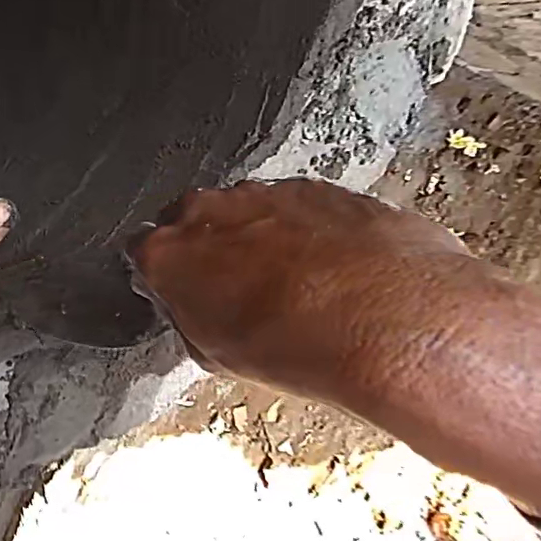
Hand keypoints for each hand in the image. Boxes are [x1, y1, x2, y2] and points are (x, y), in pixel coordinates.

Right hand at [128, 179, 540, 519]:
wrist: (399, 325)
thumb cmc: (301, 347)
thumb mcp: (218, 354)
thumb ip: (187, 314)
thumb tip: (189, 304)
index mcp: (167, 250)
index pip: (141, 251)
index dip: (161, 274)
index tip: (179, 291)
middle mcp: (208, 210)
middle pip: (190, 222)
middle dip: (205, 249)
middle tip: (235, 290)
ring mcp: (264, 193)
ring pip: (244, 212)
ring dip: (256, 239)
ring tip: (293, 286)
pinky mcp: (319, 187)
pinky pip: (295, 207)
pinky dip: (304, 232)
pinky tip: (330, 270)